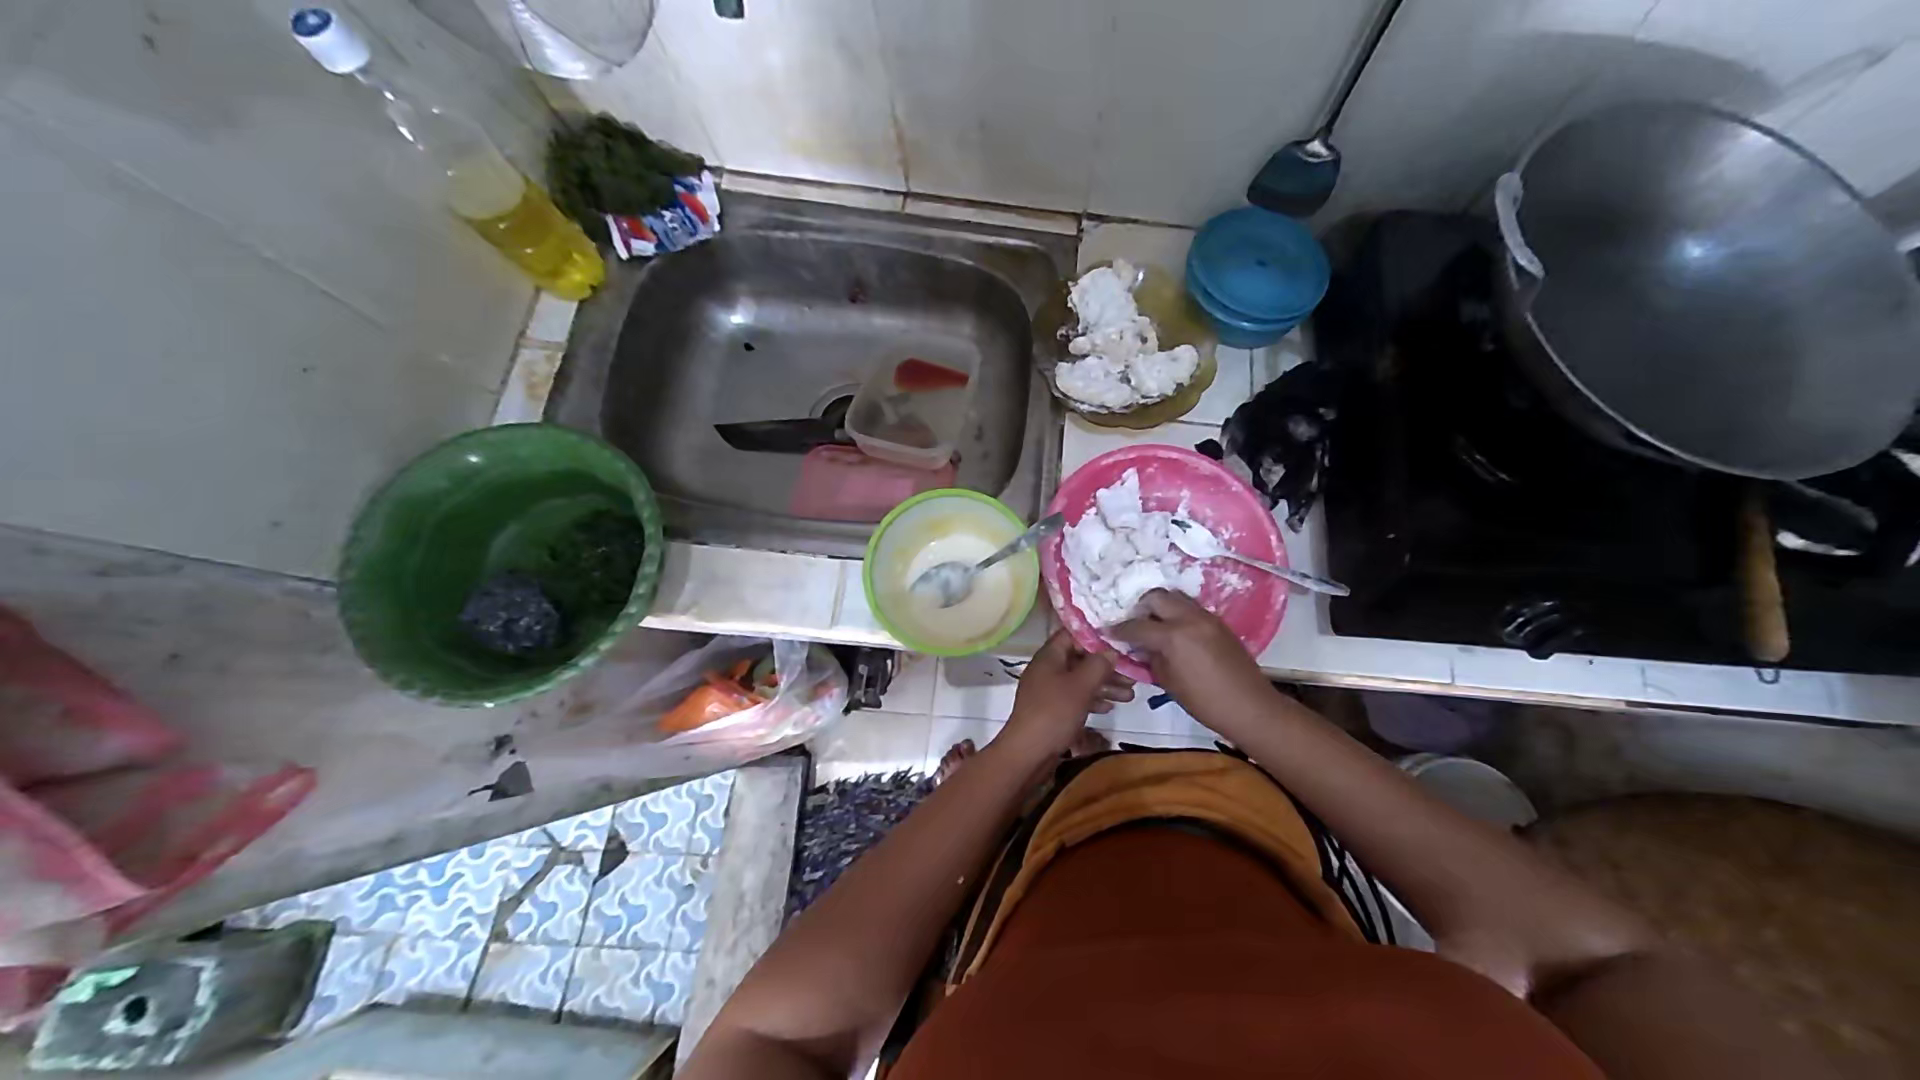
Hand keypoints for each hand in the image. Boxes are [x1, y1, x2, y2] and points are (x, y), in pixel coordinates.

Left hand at [999, 630, 1133, 758]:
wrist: (1029, 752)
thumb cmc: (1055, 712)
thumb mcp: (1081, 685)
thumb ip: (1098, 665)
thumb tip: (1111, 651)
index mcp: (1049, 656)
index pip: (1072, 635)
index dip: (1095, 636)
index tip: (1119, 642)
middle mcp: (1047, 669)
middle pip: (1079, 659)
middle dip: (1106, 666)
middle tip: (1132, 674)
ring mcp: (1048, 691)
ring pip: (1080, 681)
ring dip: (1104, 685)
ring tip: (1130, 694)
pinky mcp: (1051, 710)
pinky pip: (1075, 698)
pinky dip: (1092, 700)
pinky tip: (1110, 707)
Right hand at [1110, 589, 1274, 721]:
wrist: (1250, 706)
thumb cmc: (1204, 702)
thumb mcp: (1168, 681)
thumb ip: (1150, 657)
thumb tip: (1141, 646)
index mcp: (1173, 636)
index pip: (1137, 625)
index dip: (1119, 629)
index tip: (1108, 632)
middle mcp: (1189, 618)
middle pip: (1156, 597)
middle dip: (1140, 607)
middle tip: (1134, 623)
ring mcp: (1206, 617)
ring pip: (1176, 597)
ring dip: (1161, 607)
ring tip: (1155, 624)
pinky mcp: (1218, 622)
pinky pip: (1191, 608)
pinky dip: (1178, 613)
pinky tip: (1175, 631)